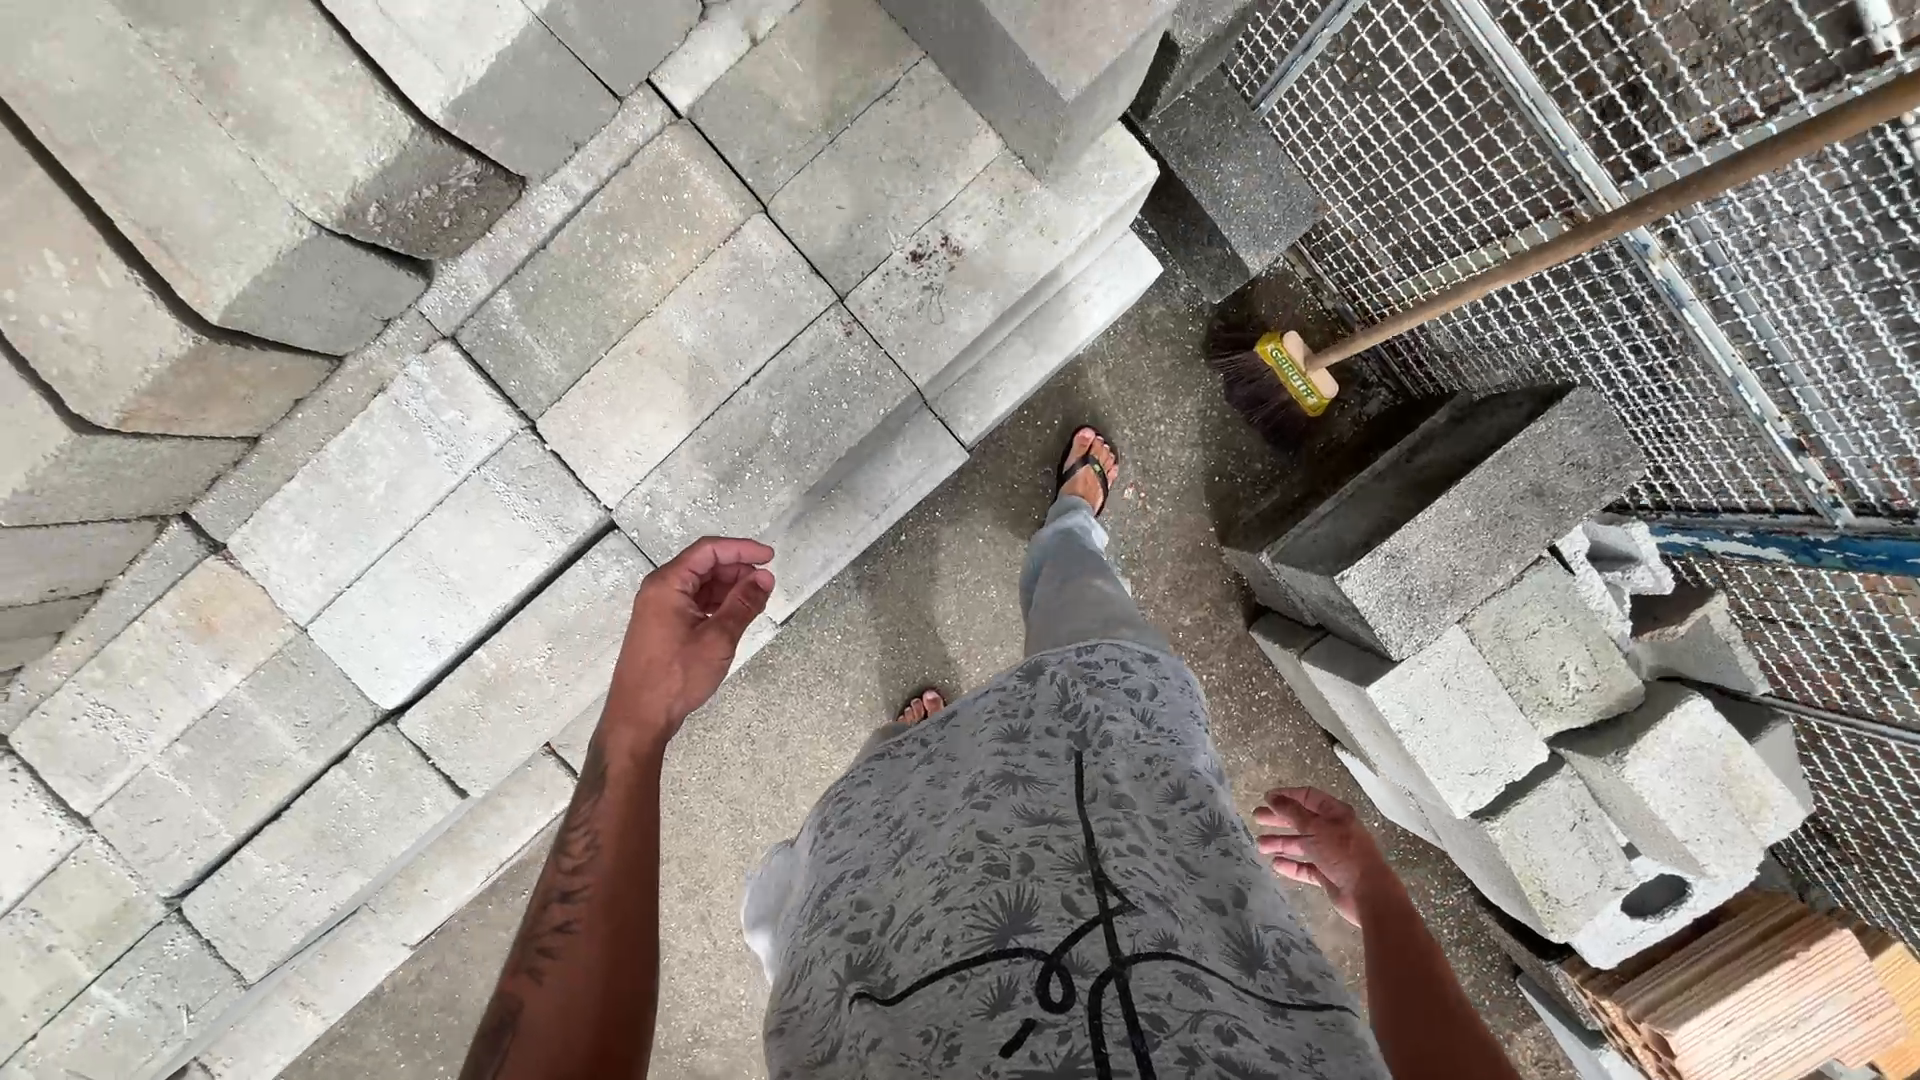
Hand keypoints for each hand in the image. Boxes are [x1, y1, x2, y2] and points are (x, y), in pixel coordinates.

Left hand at [603, 536, 774, 750]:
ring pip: (701, 585)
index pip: (709, 551)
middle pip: (704, 566)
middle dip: (738, 570)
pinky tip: (736, 616)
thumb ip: (744, 604)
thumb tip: (765, 578)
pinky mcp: (664, 625)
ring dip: (730, 588)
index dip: (742, 549)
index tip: (769, 557)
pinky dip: (718, 604)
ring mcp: (660, 607)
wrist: (639, 716)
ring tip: (757, 602)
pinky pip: (695, 602)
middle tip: (766, 585)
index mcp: (668, 584)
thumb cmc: (676, 676)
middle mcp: (660, 589)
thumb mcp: (718, 638)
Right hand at [1254, 787, 1398, 926]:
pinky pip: (1305, 867)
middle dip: (1279, 819)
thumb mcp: (1315, 828)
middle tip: (1257, 817)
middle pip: (1301, 820)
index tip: (1266, 798)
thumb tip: (1273, 798)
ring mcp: (1331, 854)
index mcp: (1335, 814)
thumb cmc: (1343, 854)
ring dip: (1281, 843)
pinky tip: (1276, 864)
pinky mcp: (1328, 874)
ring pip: (1301, 844)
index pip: (1308, 797)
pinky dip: (1291, 865)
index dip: (1287, 795)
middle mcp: (1333, 831)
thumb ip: (1292, 813)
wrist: (1368, 895)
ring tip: (1260, 845)